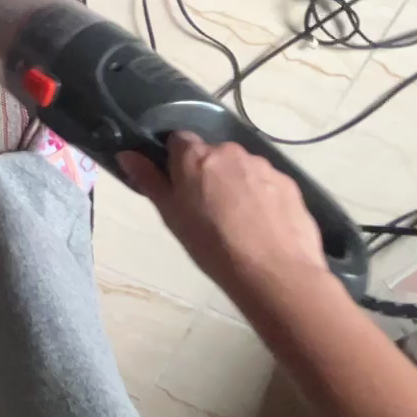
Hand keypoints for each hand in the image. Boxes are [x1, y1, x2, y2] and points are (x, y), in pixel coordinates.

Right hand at [120, 132, 331, 305]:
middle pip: (212, 154)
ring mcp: (262, 166)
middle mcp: (228, 151)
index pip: (178, 140)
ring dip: (236, 183)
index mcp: (195, 156)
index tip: (180, 184)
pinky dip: (262, 196)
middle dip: (209, 172)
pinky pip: (267, 183)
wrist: (276, 275)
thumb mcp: (170, 215)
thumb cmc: (212, 245)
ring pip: (241, 168)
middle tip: (208, 206)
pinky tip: (263, 225)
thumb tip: (126, 154)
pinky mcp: (290, 184)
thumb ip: (148, 179)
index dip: (176, 161)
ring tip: (240, 219)